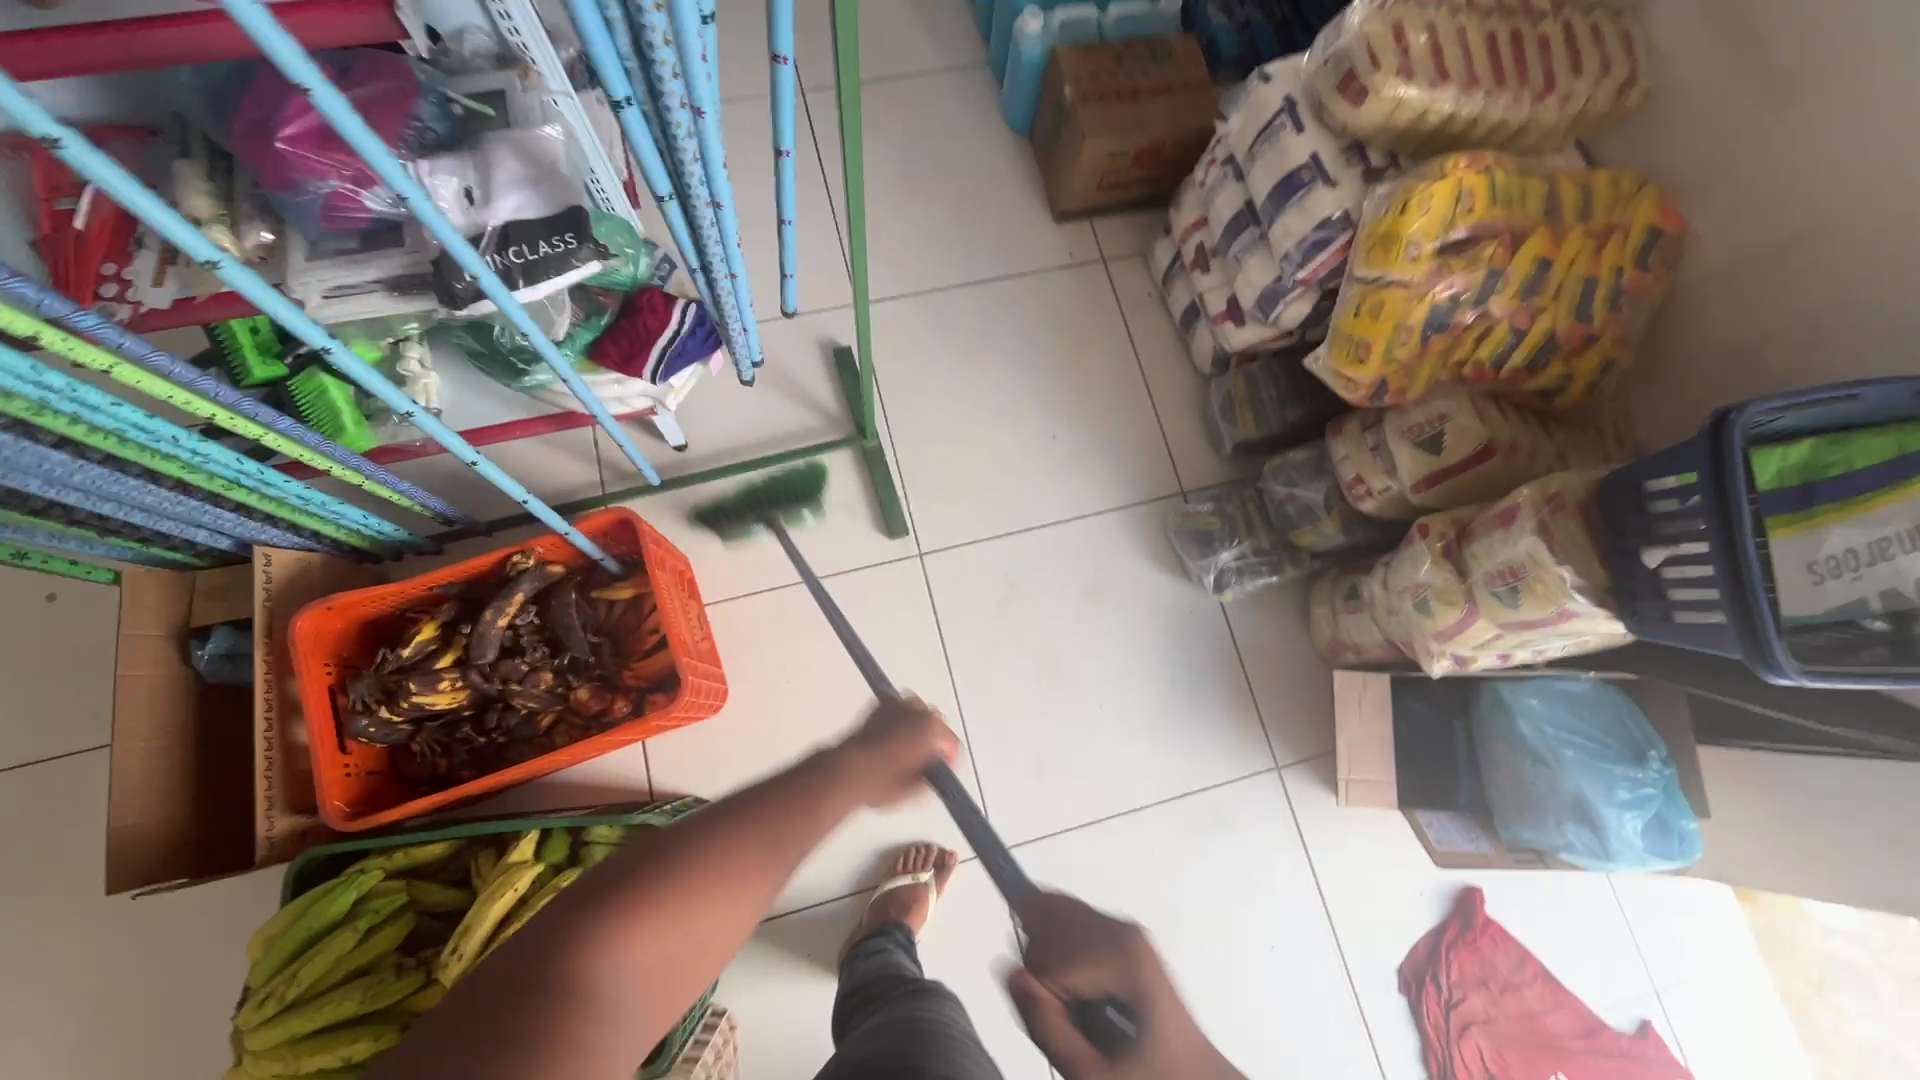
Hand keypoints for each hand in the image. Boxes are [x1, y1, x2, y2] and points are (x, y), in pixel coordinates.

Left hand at [830, 695, 959, 807]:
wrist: (848, 771)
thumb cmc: (880, 779)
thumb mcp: (915, 789)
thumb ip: (933, 777)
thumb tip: (933, 774)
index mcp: (933, 729)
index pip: (952, 743)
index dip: (948, 760)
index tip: (941, 770)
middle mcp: (919, 710)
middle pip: (937, 723)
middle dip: (933, 740)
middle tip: (922, 761)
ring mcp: (899, 704)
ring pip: (918, 713)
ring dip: (916, 727)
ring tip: (905, 749)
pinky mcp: (880, 704)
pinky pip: (898, 709)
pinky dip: (899, 719)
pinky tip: (891, 738)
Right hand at [1008, 893, 1240, 1079]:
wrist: (1197, 1077)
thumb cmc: (1150, 1077)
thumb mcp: (1094, 1076)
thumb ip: (1047, 1027)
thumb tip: (1011, 973)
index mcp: (1120, 955)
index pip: (1044, 954)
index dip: (1044, 999)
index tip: (1070, 1032)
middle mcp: (1122, 928)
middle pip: (1046, 914)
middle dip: (1042, 966)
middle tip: (1070, 1016)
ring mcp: (1123, 927)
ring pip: (1052, 914)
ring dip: (1050, 960)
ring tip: (1081, 1008)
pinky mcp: (1121, 933)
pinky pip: (1066, 922)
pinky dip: (1060, 955)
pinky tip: (1083, 995)